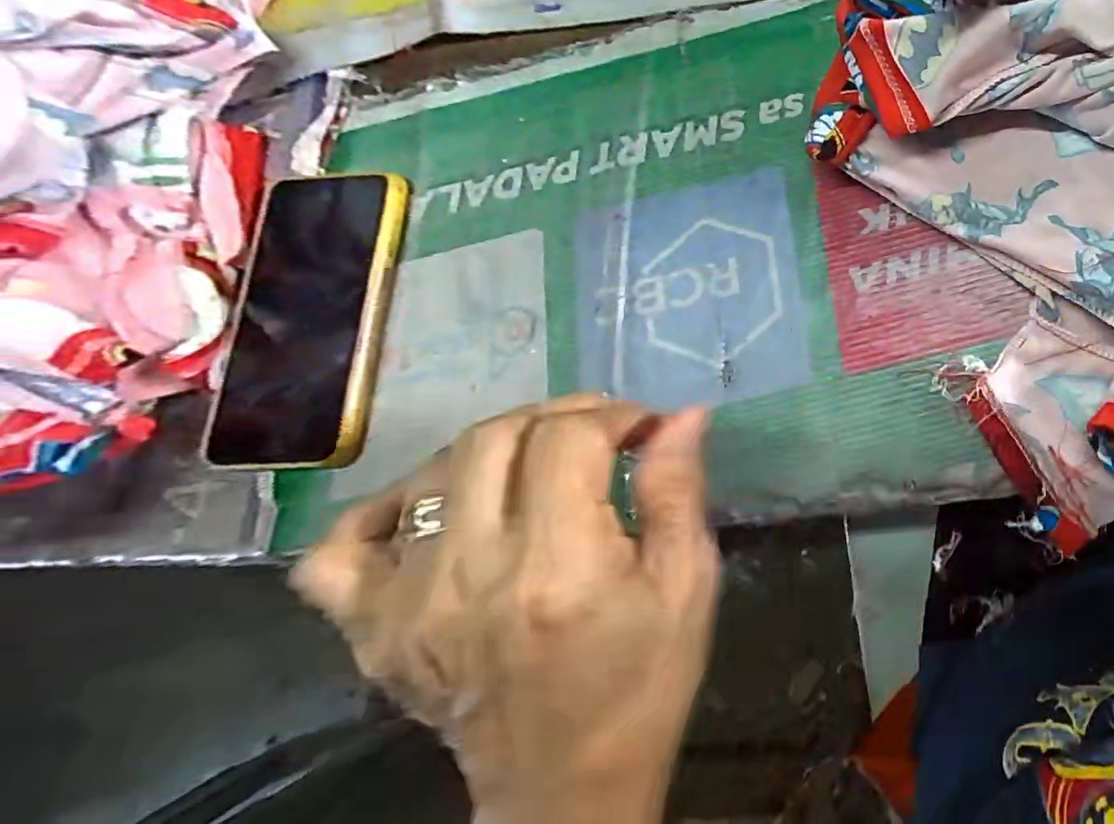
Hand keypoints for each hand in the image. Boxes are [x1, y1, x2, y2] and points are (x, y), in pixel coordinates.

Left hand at [291, 394, 720, 823]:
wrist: (567, 783)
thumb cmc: (647, 677)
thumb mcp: (688, 581)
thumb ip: (679, 490)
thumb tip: (682, 414)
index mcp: (561, 568)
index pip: (568, 441)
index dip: (615, 416)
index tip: (646, 429)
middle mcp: (470, 578)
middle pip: (496, 438)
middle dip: (562, 415)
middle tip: (602, 432)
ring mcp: (404, 606)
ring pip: (434, 470)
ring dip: (502, 444)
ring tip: (546, 460)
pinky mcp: (369, 632)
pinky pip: (340, 548)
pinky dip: (389, 507)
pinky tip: (443, 505)